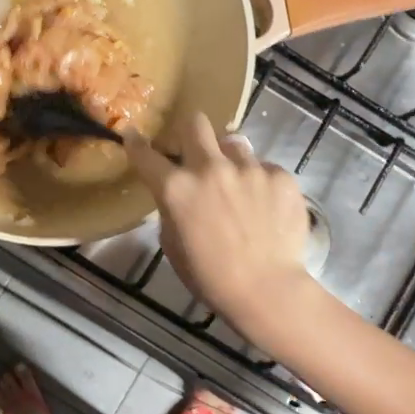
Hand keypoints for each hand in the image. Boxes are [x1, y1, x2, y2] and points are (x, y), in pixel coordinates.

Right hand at [127, 113, 312, 333]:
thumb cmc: (209, 276)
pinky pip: (264, 168)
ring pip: (234, 144)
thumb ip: (172, 209)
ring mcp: (249, 169)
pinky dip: (259, 182)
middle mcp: (211, 168)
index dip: (135, 143)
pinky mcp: (281, 176)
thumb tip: (179, 194)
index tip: (133, 136)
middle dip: (189, 132)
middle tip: (193, 149)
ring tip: (236, 185)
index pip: (146, 155)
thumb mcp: (173, 244)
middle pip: (195, 123)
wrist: (266, 290)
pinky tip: (264, 207)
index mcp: (176, 188)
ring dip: (228, 159)